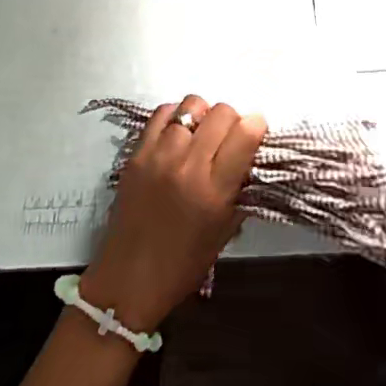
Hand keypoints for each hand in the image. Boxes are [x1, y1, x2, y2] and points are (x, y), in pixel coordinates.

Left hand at [81, 95, 265, 333]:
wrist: (128, 280)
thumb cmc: (184, 264)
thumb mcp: (225, 230)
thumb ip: (242, 189)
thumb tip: (252, 156)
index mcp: (214, 190)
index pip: (246, 132)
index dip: (257, 127)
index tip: (255, 136)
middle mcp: (188, 165)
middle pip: (222, 112)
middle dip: (233, 121)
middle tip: (229, 140)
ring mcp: (159, 156)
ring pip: (192, 104)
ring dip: (204, 116)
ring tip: (201, 136)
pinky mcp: (136, 154)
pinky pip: (162, 113)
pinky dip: (176, 117)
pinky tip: (178, 136)